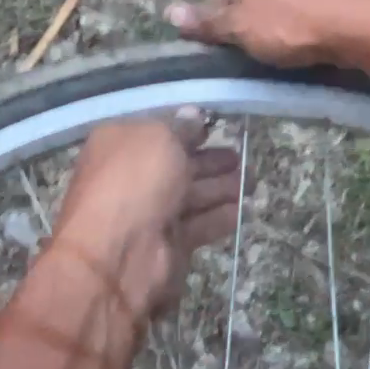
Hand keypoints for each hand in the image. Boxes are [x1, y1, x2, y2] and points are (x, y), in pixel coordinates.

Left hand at [52, 107, 242, 318]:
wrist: (116, 253)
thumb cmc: (134, 180)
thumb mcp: (158, 137)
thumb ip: (180, 126)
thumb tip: (193, 115)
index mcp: (121, 143)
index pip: (159, 130)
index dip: (186, 127)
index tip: (213, 125)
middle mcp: (134, 175)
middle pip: (179, 164)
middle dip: (211, 160)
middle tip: (241, 156)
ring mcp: (151, 211)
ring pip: (193, 194)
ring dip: (222, 186)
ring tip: (253, 180)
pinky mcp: (169, 242)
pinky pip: (200, 224)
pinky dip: (221, 216)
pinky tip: (244, 208)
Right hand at [165, 0, 369, 66]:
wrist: (354, 24)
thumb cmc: (288, 26)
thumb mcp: (238, 29)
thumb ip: (205, 21)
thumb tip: (168, 11)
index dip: (219, 25)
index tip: (231, 49)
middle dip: (247, 23)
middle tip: (257, 53)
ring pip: (272, 4)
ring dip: (273, 26)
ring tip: (283, 51)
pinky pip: (298, 8)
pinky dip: (297, 24)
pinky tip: (306, 42)